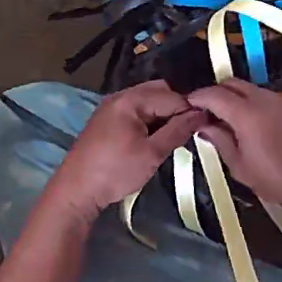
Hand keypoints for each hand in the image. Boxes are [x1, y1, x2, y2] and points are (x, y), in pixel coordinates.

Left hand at [45, 81, 205, 219]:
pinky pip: (136, 110)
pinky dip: (150, 118)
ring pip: (148, 100)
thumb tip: (201, 115)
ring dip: (163, 113)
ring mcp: (111, 107)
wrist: (76, 191)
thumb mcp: (152, 153)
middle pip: (159, 91)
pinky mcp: (108, 120)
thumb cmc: (115, 171)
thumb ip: (178, 130)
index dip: (190, 110)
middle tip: (188, 131)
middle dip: (177, 108)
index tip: (205, 126)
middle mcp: (120, 96)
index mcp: (131, 99)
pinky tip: (156, 137)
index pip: (172, 96)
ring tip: (174, 135)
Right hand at [187, 79, 281, 213]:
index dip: (197, 98)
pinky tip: (253, 124)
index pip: (213, 94)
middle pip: (231, 84)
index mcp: (246, 113)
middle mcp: (264, 99)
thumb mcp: (242, 168)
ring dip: (236, 98)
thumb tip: (206, 128)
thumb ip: (220, 142)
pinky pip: (267, 97)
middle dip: (215, 94)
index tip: (189, 106)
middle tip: (206, 113)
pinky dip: (254, 104)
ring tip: (229, 121)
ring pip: (250, 89)